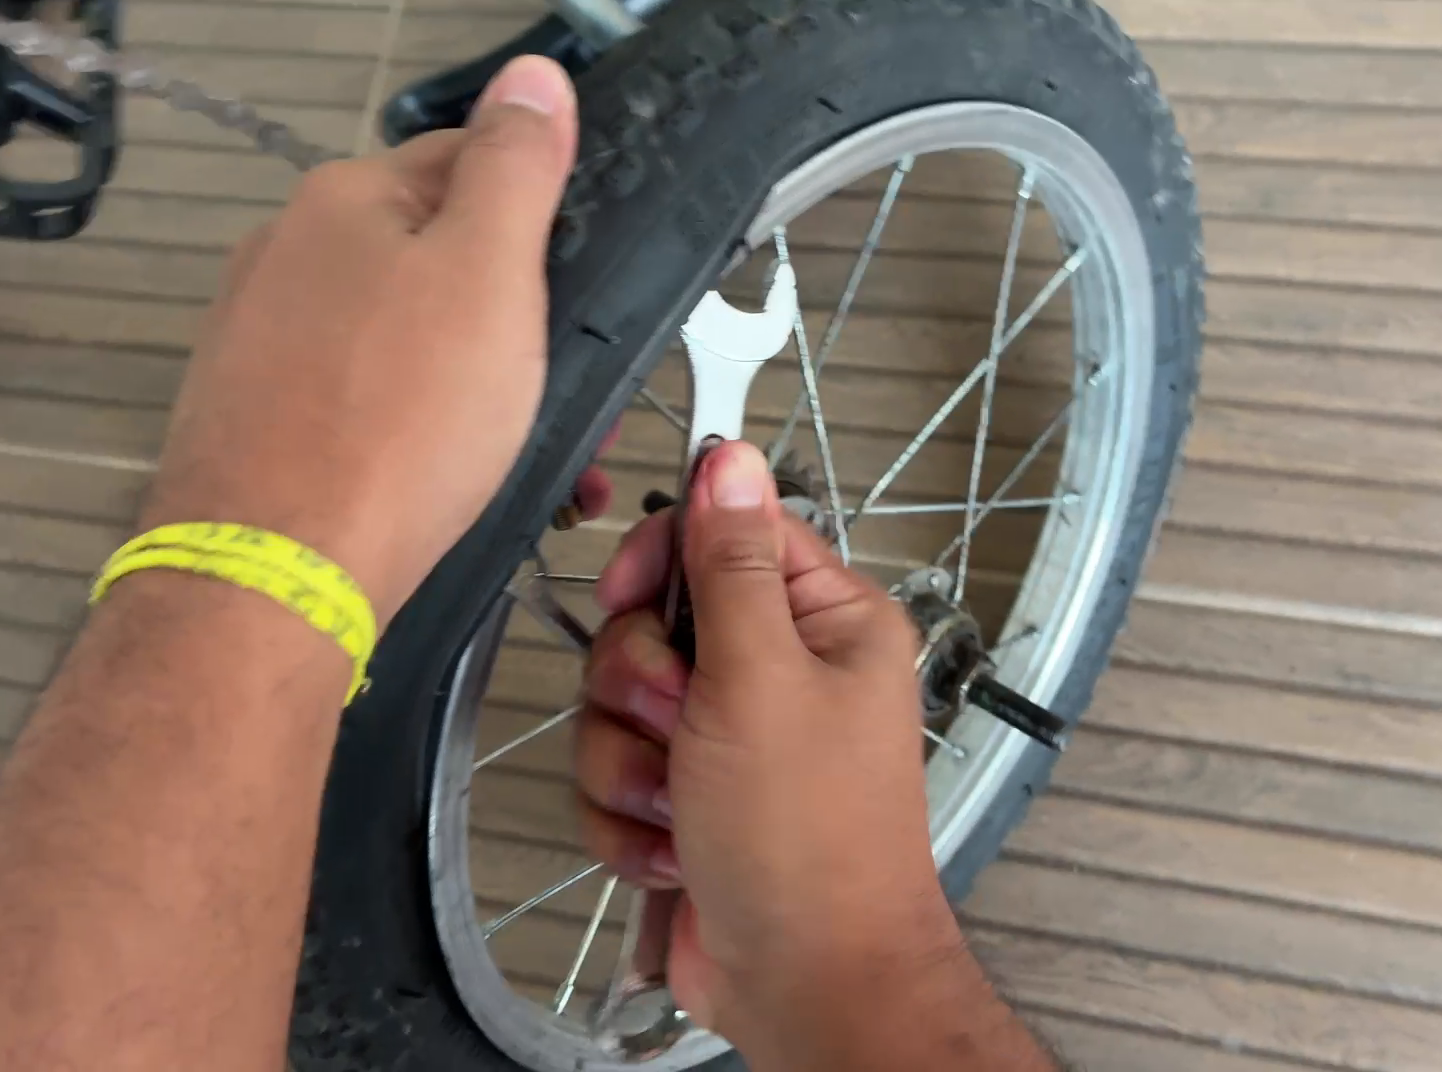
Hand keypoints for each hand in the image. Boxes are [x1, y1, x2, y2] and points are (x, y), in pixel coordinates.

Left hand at [139, 56, 593, 623]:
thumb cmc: (404, 416)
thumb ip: (518, 170)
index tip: (584, 294)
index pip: (476, 166)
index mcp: (353, 202)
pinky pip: (384, 394)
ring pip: (423, 338)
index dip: (548, 222)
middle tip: (577, 396)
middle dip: (529, 324)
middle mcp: (300, 253)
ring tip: (542, 449)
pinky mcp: (274, 407)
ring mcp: (276, 333)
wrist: (289, 563)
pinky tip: (469, 468)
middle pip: (449, 263)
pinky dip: (439, 422)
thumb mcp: (491, 278)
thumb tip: (537, 76)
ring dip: (496, 384)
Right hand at [577, 442, 966, 1054]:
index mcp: (824, 620)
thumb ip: (734, 564)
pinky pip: (616, 765)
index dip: (667, 554)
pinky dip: (633, 814)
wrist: (803, 981)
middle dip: (644, 680)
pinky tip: (679, 846)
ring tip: (684, 800)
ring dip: (635, 759)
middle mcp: (780, 665)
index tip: (629, 592)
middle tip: (680, 720)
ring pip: (622, 698)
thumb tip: (732, 459)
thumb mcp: (762, 677)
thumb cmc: (806, 832)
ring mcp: (729, 729)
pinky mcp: (688, 787)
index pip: (731, 533)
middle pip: (659, 617)